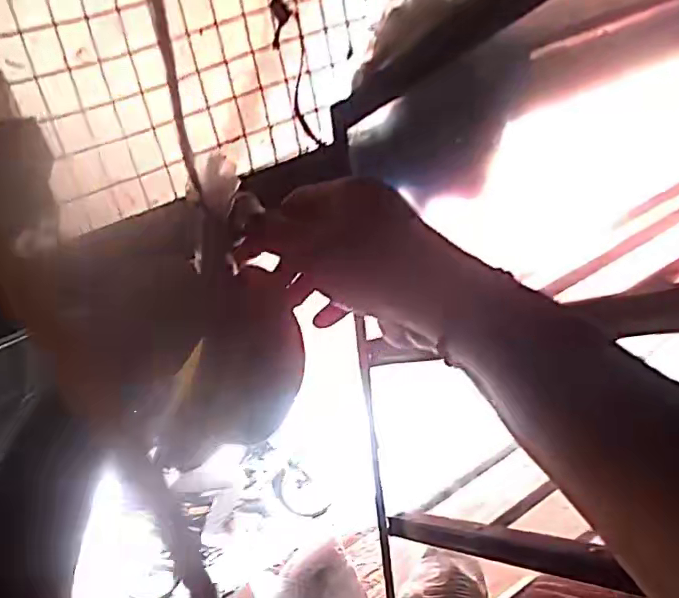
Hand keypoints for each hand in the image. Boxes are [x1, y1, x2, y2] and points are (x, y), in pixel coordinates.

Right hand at [241, 178, 495, 342]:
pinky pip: (348, 284)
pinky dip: (330, 300)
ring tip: (286, 309)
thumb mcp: (313, 249)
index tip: (243, 259)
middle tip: (263, 289)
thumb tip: (244, 221)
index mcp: (348, 195)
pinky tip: (318, 321)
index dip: (264, 230)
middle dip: (283, 262)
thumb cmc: (372, 269)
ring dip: (302, 284)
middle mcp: (365, 212)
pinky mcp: (387, 274)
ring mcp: (378, 244)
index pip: (292, 203)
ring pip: (327, 261)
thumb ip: (274, 234)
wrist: (435, 302)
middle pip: (308, 234)